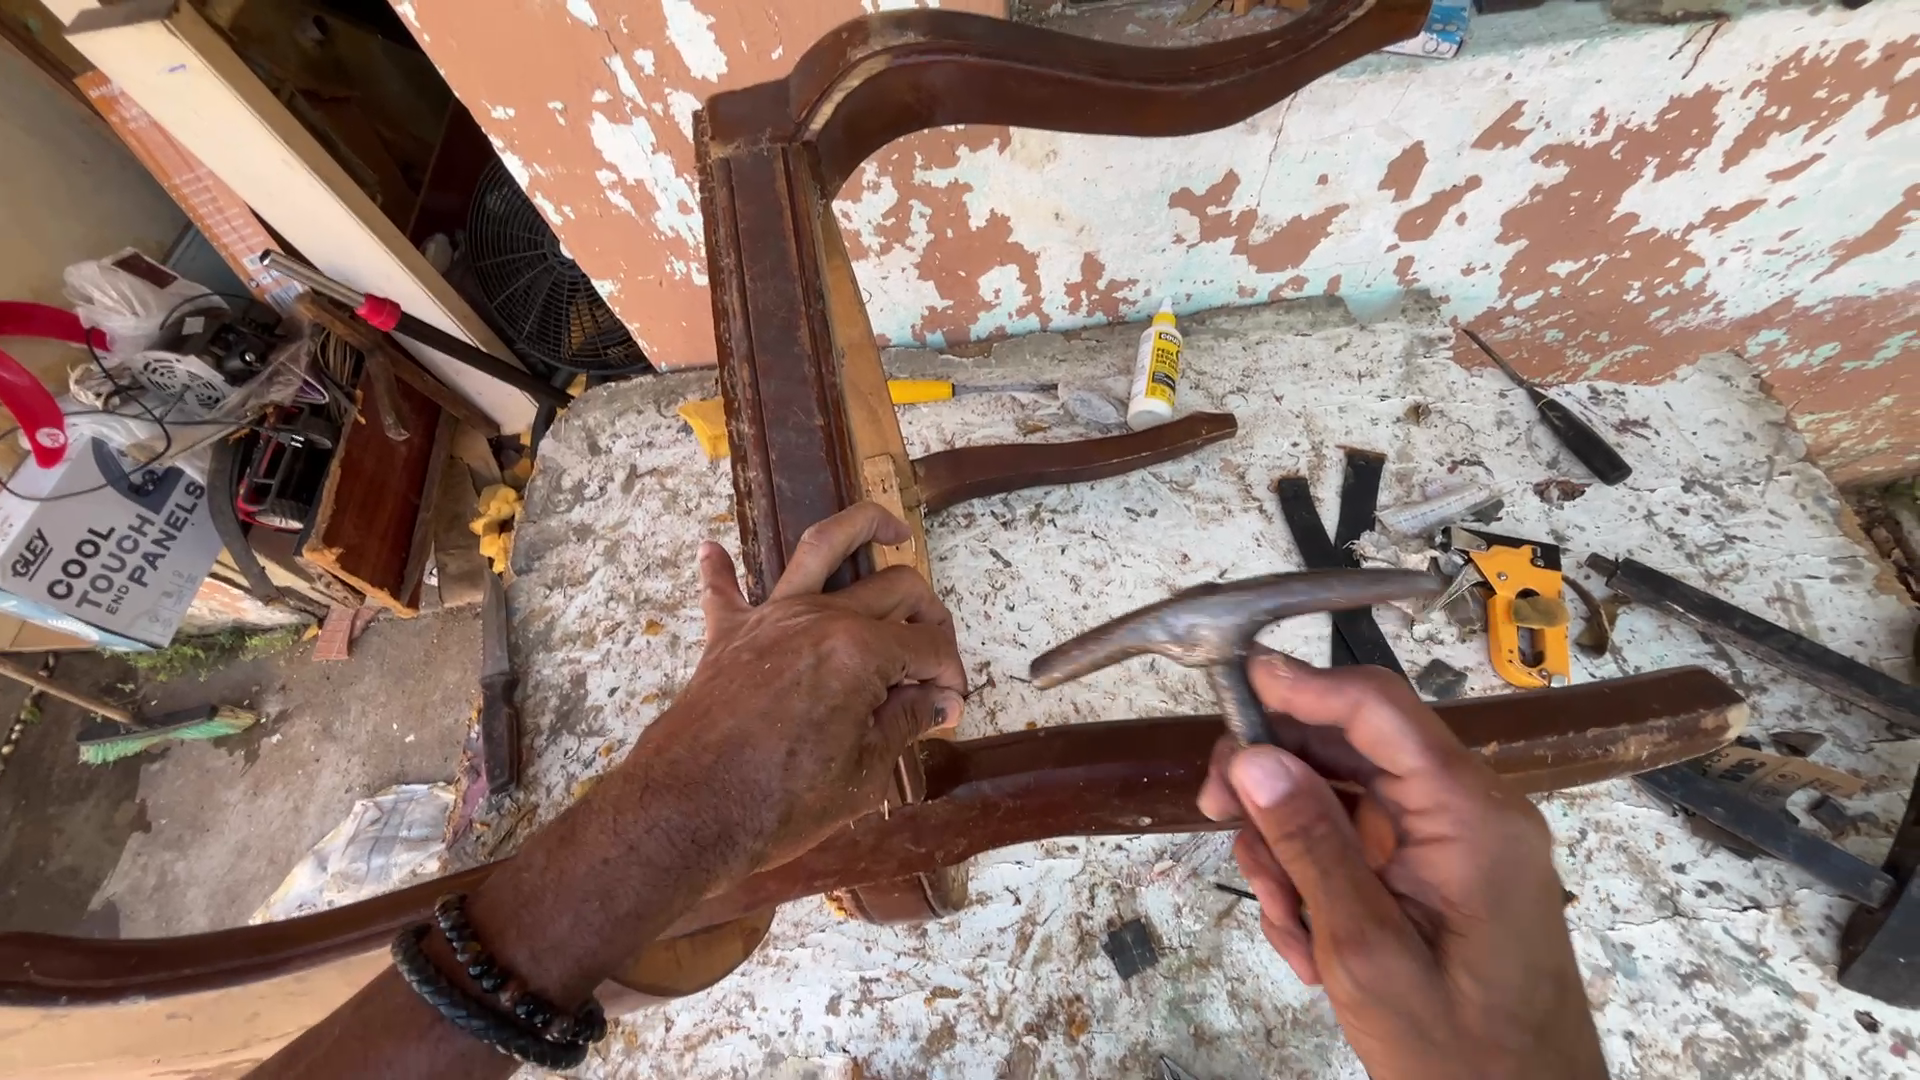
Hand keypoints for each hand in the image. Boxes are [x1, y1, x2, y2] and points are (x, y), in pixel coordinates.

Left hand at [652, 502, 966, 866]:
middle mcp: (821, 618)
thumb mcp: (864, 773)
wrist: (686, 814)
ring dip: (863, 526)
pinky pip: (724, 590)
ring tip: (890, 529)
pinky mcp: (728, 635)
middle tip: (936, 654)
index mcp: (861, 652)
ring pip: (824, 547)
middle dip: (931, 615)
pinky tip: (711, 549)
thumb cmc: (781, 804)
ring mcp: (772, 618)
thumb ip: (906, 722)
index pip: (928, 647)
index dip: (950, 676)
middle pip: (896, 588)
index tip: (952, 706)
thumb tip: (941, 701)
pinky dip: (719, 569)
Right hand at [1198, 655, 1606, 1079]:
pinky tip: (1301, 929)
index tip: (1232, 684)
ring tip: (1279, 912)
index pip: (1377, 708)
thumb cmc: (1455, 1052)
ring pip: (1331, 787)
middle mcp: (1460, 805)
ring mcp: (1441, 833)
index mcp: (1468, 813)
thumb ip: (1308, 844)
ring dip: (1283, 837)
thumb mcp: (1364, 950)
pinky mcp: (1422, 860)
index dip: (1301, 683)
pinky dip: (1306, 866)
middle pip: (1343, 741)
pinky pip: (1344, 830)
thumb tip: (1250, 756)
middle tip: (1216, 811)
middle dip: (1272, 773)